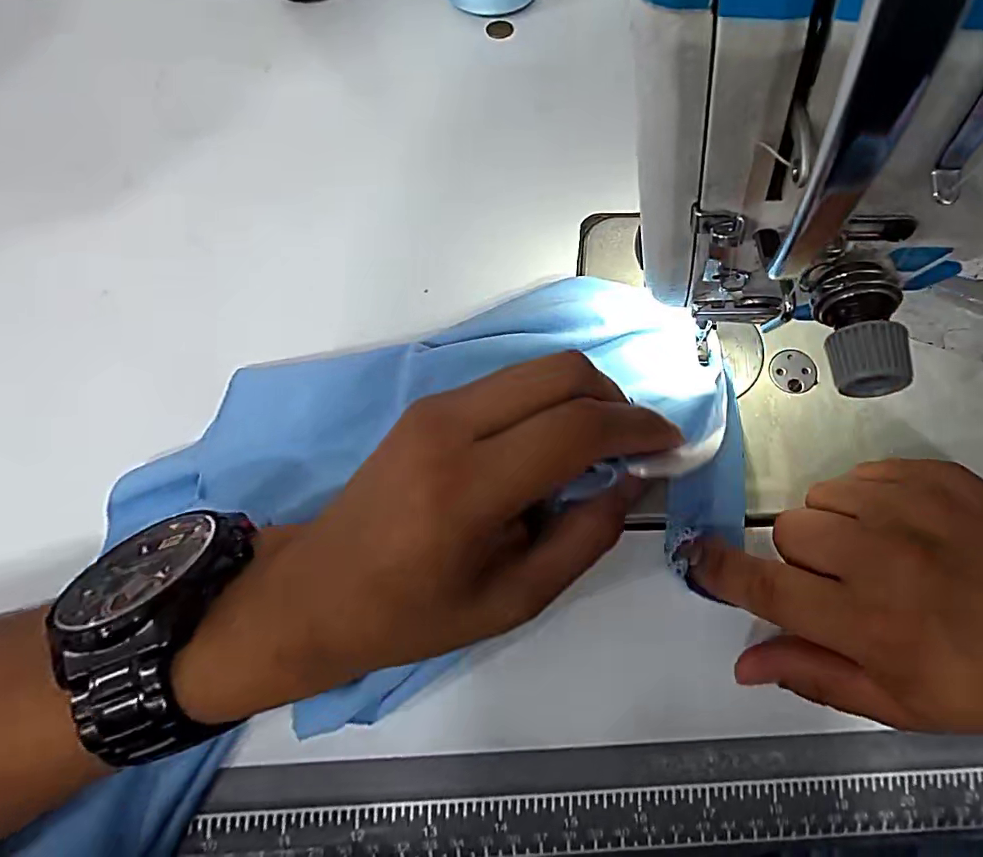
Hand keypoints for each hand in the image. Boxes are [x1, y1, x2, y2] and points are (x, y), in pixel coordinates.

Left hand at [174, 351, 682, 722]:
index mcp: (468, 488)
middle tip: (638, 442)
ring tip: (601, 446)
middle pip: (563, 372)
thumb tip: (631, 480)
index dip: (637, 428)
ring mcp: (437, 406)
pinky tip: (555, 444)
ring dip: (587, 396)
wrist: (312, 593)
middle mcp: (451, 427)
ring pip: (541, 369)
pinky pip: (515, 383)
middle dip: (617, 399)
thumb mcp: (515, 599)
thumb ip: (586, 537)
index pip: (577, 428)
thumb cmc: (413, 614)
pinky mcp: (432, 403)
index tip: (670, 443)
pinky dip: (554, 400)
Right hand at [689, 459, 982, 734]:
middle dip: (804, 559)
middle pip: (790, 530)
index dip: (724, 572)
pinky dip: (869, 500)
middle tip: (846, 585)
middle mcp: (879, 555)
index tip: (700, 559)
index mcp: (868, 620)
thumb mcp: (898, 702)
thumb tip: (746, 660)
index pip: (768, 585)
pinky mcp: (931, 474)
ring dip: (835, 527)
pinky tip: (907, 530)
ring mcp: (907, 504)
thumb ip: (814, 674)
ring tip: (880, 555)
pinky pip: (862, 474)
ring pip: (823, 498)